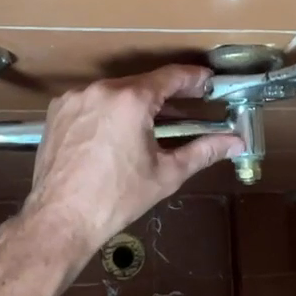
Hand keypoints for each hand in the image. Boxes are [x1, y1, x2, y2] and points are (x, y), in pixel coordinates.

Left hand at [22, 65, 243, 256]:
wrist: (60, 219)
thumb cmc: (117, 198)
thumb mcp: (167, 174)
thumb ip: (204, 151)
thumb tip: (237, 142)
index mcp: (131, 100)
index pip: (171, 76)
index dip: (194, 78)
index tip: (209, 82)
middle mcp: (102, 90)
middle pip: (142, 84)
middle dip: (165, 95)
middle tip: (186, 106)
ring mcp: (76, 98)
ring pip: (116, 92)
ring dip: (135, 103)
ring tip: (151, 124)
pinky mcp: (58, 110)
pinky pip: (92, 101)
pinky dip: (108, 110)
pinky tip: (116, 133)